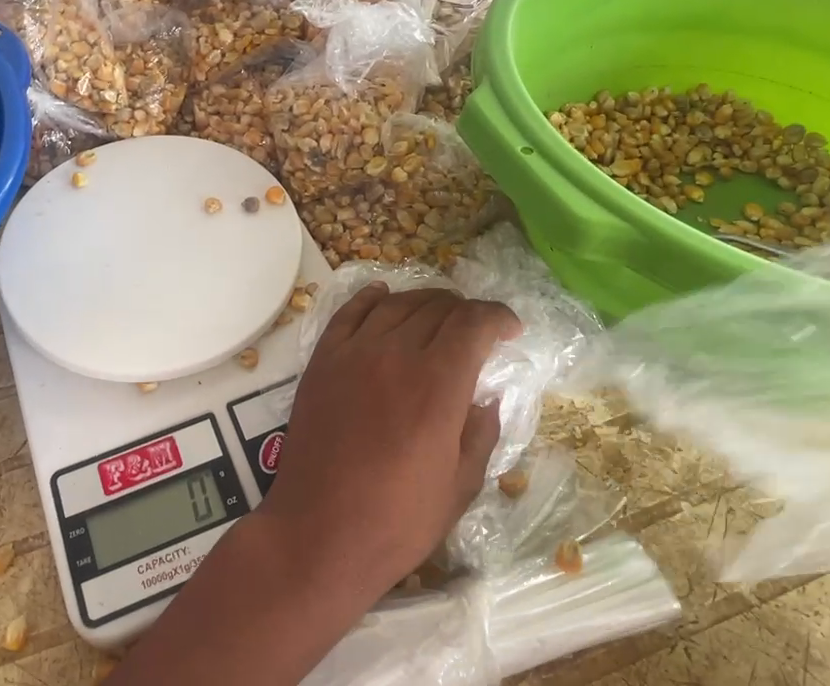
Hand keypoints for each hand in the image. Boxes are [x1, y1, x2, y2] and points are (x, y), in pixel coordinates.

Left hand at [106, 284, 520, 685]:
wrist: (318, 533)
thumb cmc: (397, 521)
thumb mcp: (460, 486)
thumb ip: (480, 433)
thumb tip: (488, 398)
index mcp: (437, 383)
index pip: (473, 323)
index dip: (498, 317)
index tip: (511, 329)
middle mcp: (395, 353)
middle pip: (437, 307)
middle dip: (466, 312)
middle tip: (477, 330)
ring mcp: (352, 352)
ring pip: (396, 303)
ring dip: (425, 302)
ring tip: (439, 316)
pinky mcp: (322, 360)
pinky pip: (349, 312)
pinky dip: (371, 297)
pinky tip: (383, 296)